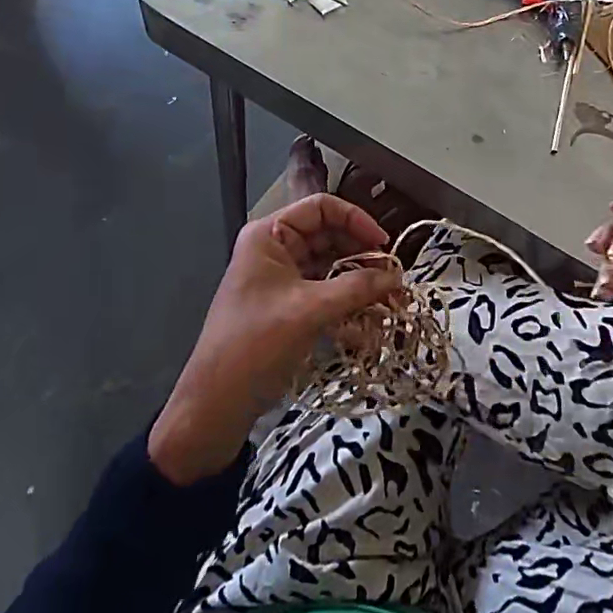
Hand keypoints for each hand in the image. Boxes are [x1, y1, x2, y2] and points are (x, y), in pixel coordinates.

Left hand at [148, 194, 398, 483]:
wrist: (215, 405)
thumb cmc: (253, 346)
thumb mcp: (310, 311)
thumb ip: (357, 288)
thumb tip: (397, 276)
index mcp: (269, 235)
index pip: (322, 207)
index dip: (357, 220)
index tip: (384, 244)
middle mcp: (276, 249)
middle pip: (331, 236)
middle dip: (363, 255)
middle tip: (392, 277)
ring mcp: (282, 278)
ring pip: (332, 265)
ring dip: (360, 281)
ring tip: (389, 300)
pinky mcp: (289, 305)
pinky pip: (327, 291)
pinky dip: (348, 301)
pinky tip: (369, 321)